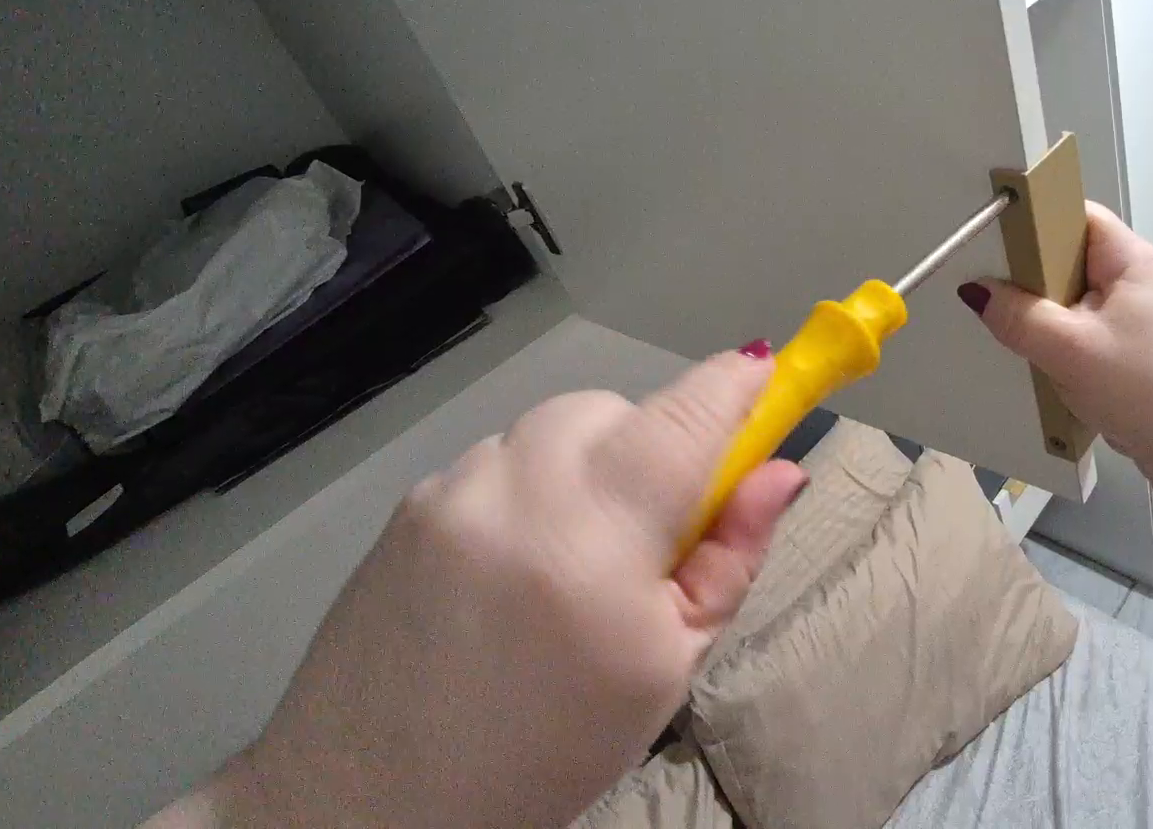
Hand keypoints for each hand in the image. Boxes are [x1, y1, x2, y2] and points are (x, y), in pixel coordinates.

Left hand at [163, 349, 804, 828]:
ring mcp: (455, 485)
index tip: (764, 368)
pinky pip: (501, 456)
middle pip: (615, 410)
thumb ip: (732, 555)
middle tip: (653, 516)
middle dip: (652, 439)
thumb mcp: (669, 663)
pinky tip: (514, 557)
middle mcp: (521, 485)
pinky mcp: (411, 499)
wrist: (369, 805)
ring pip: (555, 427)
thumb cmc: (553, 744)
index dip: (734, 384)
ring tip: (575, 546)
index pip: (686, 420)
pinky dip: (532, 480)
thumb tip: (783, 473)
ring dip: (588, 458)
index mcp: (598, 535)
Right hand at [960, 202, 1152, 474]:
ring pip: (1069, 293)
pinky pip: (1079, 322)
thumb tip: (974, 290)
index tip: (992, 239)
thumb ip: (1017, 317)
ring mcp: (1133, 311)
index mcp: (1131, 259)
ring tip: (1010, 325)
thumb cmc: (1139, 388)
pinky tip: (1038, 352)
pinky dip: (1056, 333)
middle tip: (993, 290)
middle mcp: (1135, 276)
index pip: (1075, 215)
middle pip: (1067, 255)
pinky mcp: (1127, 342)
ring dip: (1040, 309)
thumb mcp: (1069, 349)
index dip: (1034, 220)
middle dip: (1030, 273)